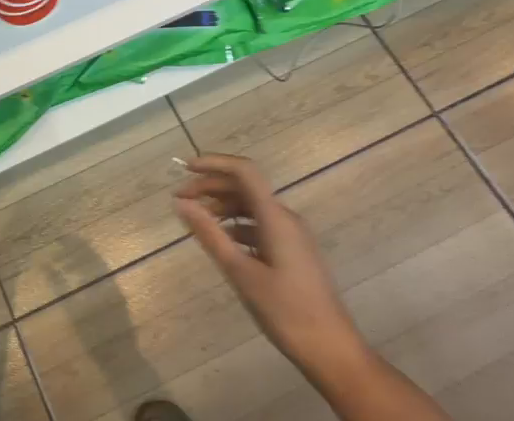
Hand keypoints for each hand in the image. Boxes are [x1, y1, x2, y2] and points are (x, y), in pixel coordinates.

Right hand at [173, 154, 363, 367]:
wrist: (332, 351)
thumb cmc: (286, 312)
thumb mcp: (241, 274)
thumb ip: (210, 235)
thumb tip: (181, 204)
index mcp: (276, 217)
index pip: (244, 171)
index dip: (214, 163)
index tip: (185, 169)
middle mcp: (286, 218)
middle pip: (245, 187)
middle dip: (212, 187)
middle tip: (180, 199)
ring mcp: (292, 235)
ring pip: (252, 207)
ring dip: (223, 206)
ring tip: (197, 220)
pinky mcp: (294, 252)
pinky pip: (261, 225)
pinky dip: (237, 225)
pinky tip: (223, 241)